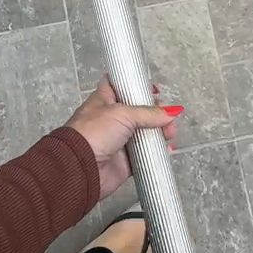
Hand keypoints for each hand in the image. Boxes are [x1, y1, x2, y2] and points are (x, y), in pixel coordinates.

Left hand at [65, 78, 181, 198]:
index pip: (119, 85)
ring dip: (160, 131)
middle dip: (155, 111)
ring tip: (171, 133)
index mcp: (105, 100)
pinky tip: (168, 149)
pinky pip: (146, 154)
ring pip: (144, 132)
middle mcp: (112, 118)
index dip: (135, 84)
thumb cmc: (96, 132)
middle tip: (167, 115)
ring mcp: (119, 140)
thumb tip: (172, 112)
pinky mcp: (126, 161)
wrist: (81, 168)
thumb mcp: (122, 114)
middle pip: (138, 110)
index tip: (152, 88)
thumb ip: (148, 113)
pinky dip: (157, 152)